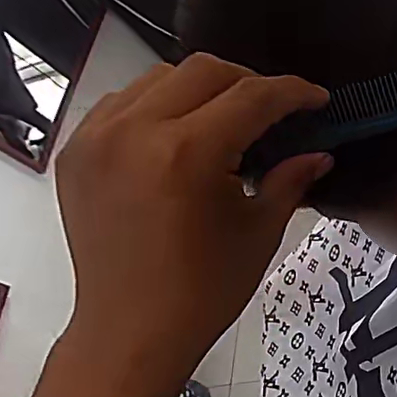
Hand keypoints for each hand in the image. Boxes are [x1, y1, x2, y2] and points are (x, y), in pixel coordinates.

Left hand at [55, 53, 331, 382]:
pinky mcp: (77, 151)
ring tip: (234, 119)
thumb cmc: (205, 289)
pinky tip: (187, 134)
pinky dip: (163, 104)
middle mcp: (134, 132)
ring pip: (160, 78)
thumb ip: (290, 181)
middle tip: (280, 109)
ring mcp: (96, 137)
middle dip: (251, 82)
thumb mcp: (261, 231)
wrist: (134, 326)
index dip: (293, 92)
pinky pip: (124, 102)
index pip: (250, 98)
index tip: (317, 99)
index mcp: (186, 154)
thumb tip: (319, 155)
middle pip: (202, 71)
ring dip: (205, 88)